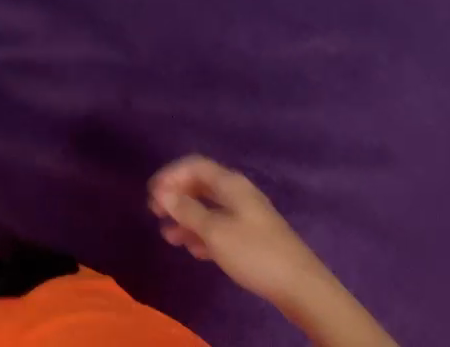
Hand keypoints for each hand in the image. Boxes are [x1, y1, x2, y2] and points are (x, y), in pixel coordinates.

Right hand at [149, 156, 331, 305]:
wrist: (298, 284)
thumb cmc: (254, 252)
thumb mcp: (216, 232)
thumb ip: (188, 211)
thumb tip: (163, 192)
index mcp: (231, 183)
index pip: (195, 165)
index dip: (171, 175)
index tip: (152, 194)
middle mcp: (237, 193)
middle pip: (201, 185)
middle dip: (177, 196)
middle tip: (155, 213)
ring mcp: (245, 214)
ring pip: (209, 208)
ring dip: (187, 218)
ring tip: (168, 236)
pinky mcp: (250, 236)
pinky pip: (219, 227)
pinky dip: (202, 233)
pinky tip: (193, 250)